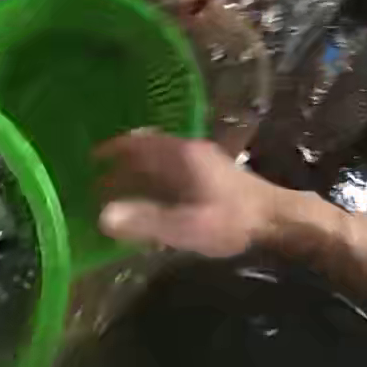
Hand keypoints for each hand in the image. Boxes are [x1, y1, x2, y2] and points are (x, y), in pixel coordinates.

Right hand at [95, 130, 301, 257]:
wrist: (276, 219)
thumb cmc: (231, 220)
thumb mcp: (185, 225)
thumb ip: (145, 220)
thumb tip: (102, 215)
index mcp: (181, 155)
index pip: (139, 142)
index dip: (114, 149)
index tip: (91, 159)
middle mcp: (190, 152)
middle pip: (149, 152)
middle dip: (123, 165)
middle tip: (98, 184)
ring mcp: (204, 162)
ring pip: (162, 163)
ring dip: (140, 175)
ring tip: (118, 195)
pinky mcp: (212, 177)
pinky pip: (174, 173)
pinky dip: (156, 184)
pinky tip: (152, 205)